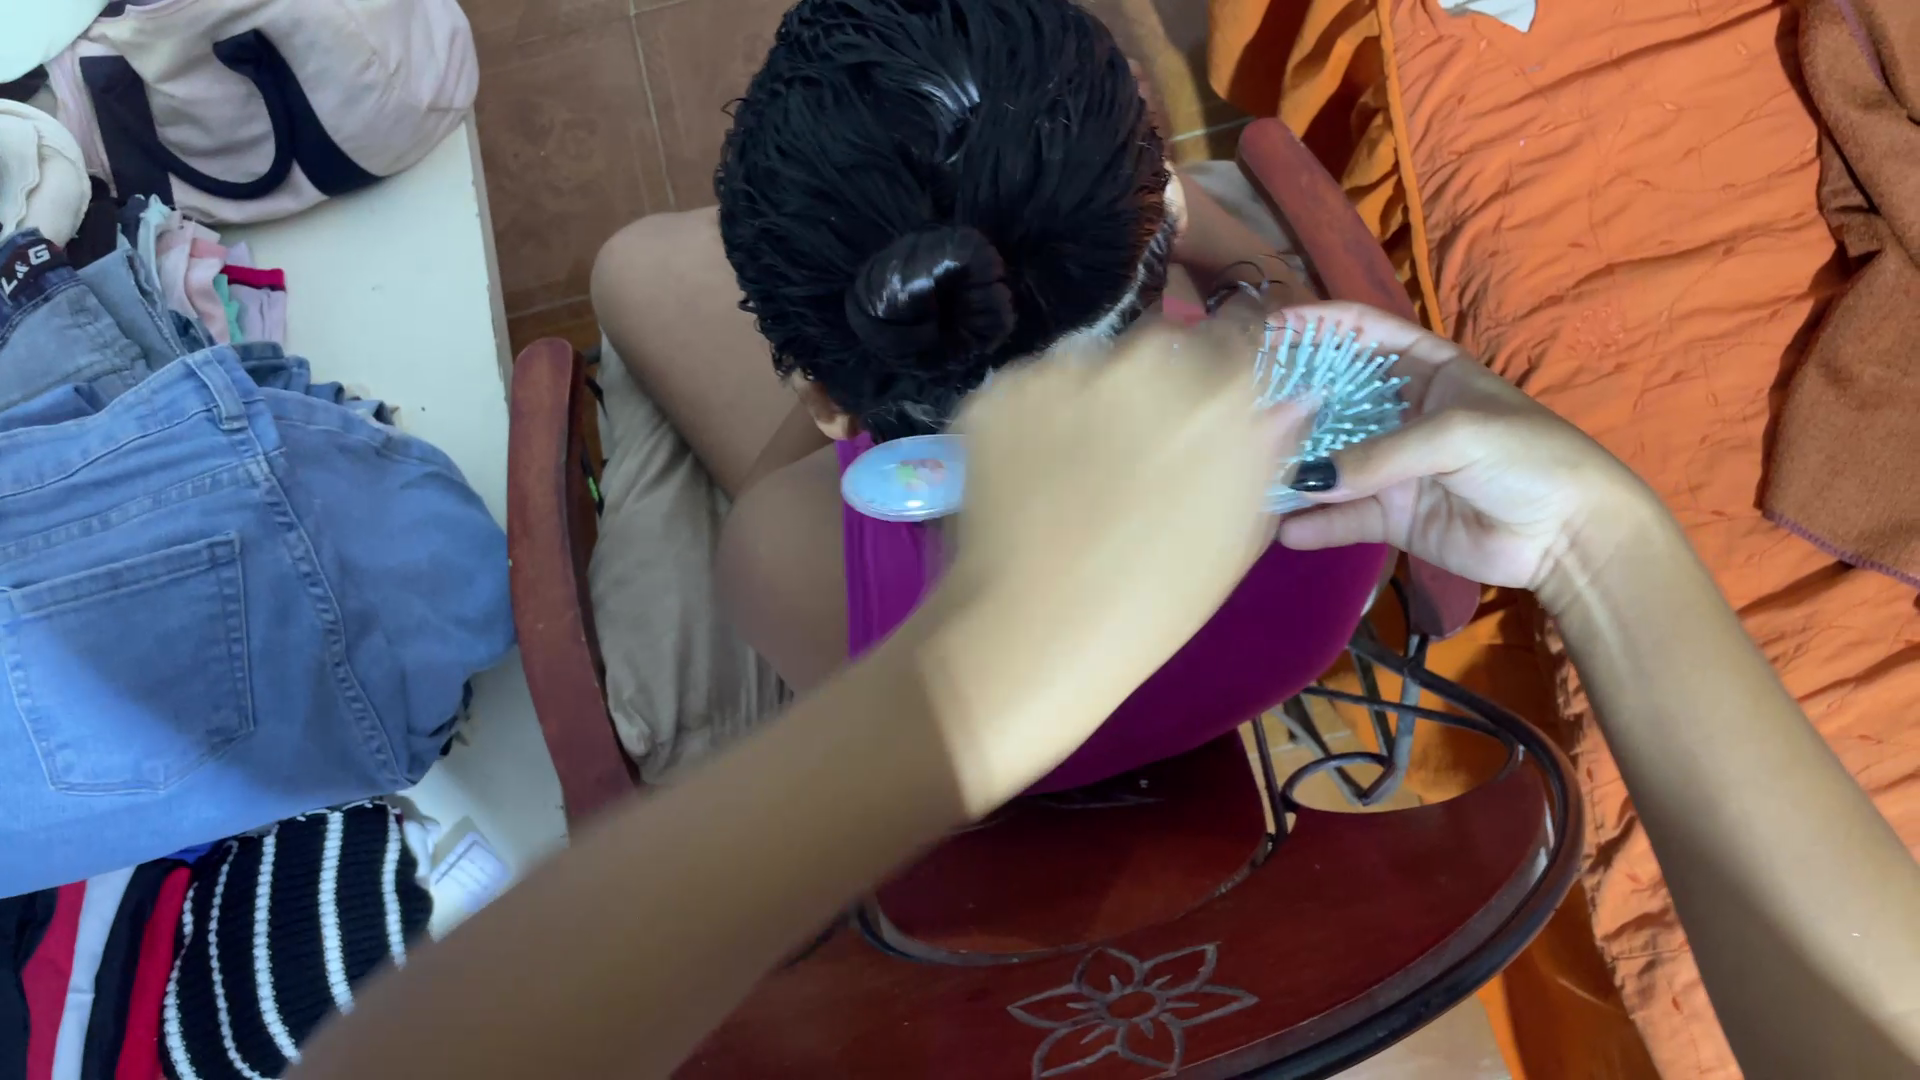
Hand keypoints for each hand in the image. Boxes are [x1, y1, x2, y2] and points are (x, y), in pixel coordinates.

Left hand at [916, 316, 1308, 805]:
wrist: (1035, 631)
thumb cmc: (1151, 602)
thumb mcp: (1236, 533)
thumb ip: (1263, 452)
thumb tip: (1281, 402)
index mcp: (1218, 392)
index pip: (1234, 332)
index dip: (1221, 363)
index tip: (1207, 391)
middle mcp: (1143, 361)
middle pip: (1159, 343)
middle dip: (1155, 379)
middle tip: (1132, 442)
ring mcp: (1061, 372)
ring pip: (1088, 362)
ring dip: (1090, 395)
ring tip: (1072, 463)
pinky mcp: (998, 391)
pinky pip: (1029, 389)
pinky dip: (1033, 418)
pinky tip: (1030, 471)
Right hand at [1274, 303, 1655, 592]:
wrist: (1570, 536)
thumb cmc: (1528, 458)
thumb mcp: (1457, 435)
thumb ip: (1379, 455)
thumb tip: (1306, 479)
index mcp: (1425, 371)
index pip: (1362, 334)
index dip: (1317, 326)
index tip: (1267, 330)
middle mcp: (1398, 414)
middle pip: (1331, 398)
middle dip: (1289, 401)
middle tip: (1241, 408)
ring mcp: (1388, 466)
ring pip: (1327, 461)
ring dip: (1292, 468)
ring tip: (1250, 473)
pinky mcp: (1387, 514)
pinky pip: (1340, 517)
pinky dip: (1312, 525)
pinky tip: (1284, 530)